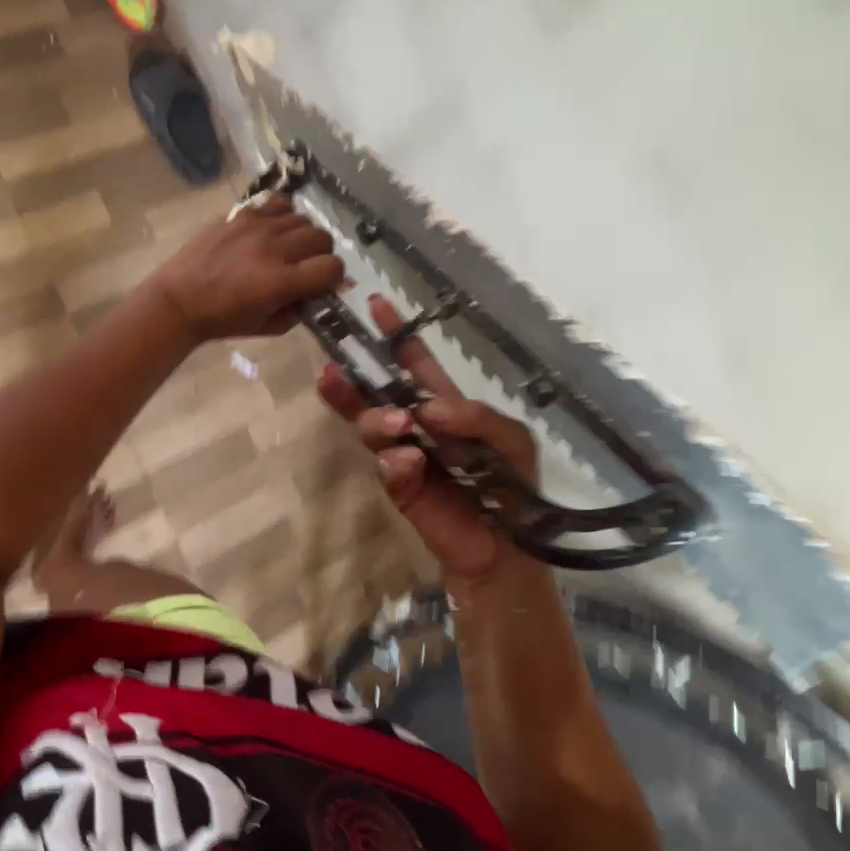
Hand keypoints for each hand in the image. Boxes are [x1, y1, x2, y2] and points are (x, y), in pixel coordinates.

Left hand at [148, 194, 345, 340]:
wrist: (180, 300)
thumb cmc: (223, 320)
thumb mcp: (267, 326)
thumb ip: (298, 310)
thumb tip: (318, 292)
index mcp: (280, 282)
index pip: (332, 267)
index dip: (334, 276)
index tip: (324, 282)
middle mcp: (274, 250)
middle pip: (322, 238)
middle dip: (321, 254)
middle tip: (307, 265)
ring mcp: (257, 227)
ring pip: (303, 219)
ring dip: (302, 235)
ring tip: (288, 247)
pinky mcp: (241, 214)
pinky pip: (277, 202)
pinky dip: (283, 214)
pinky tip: (274, 228)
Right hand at [317, 294, 539, 581]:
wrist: (508, 546)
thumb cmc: (514, 485)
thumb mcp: (512, 440)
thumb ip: (478, 417)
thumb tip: (431, 409)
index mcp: (444, 406)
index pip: (415, 365)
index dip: (396, 336)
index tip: (375, 304)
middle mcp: (417, 427)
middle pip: (375, 395)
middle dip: (352, 381)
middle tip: (335, 372)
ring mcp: (404, 458)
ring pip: (371, 427)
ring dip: (376, 419)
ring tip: (399, 425)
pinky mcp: (401, 490)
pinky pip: (388, 470)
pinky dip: (395, 463)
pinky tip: (409, 463)